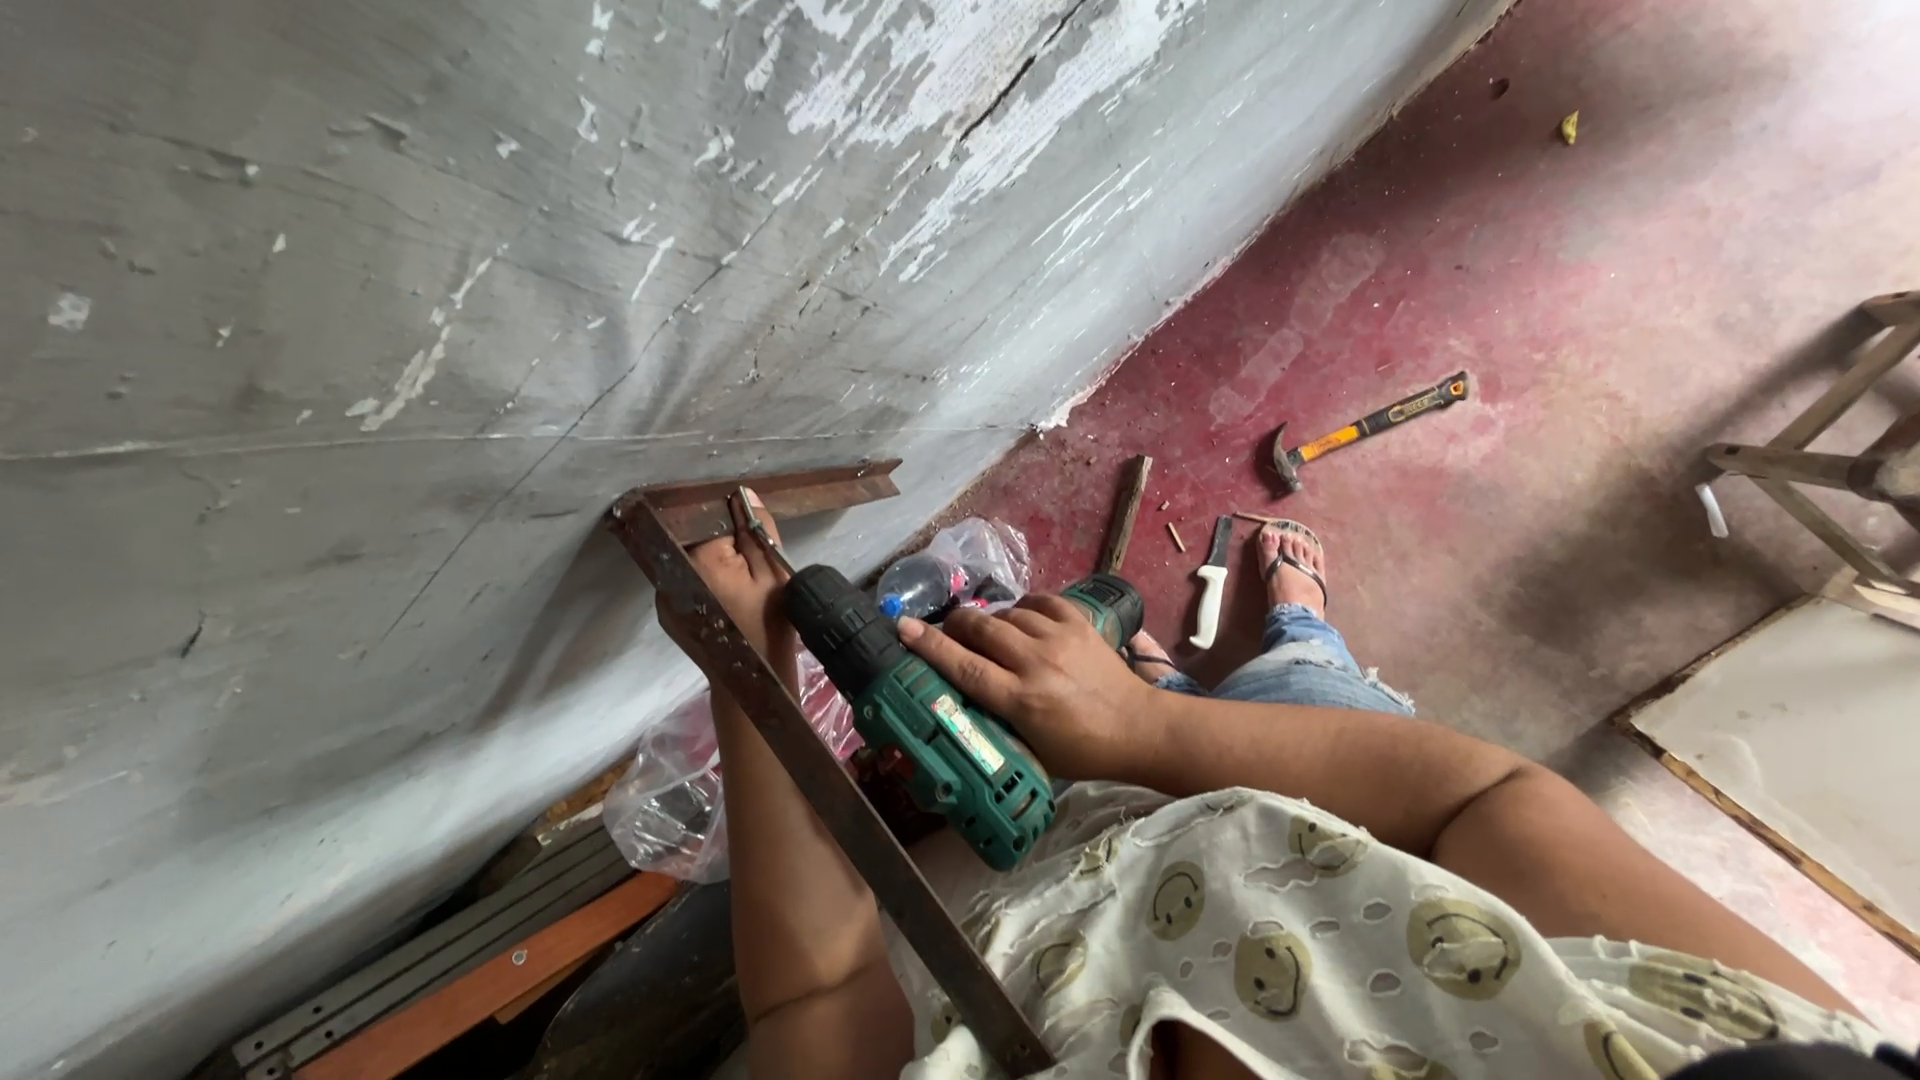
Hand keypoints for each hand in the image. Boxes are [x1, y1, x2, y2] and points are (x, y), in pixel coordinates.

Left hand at [656, 489, 798, 683]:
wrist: (752, 681)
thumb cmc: (770, 626)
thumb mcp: (775, 573)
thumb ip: (759, 531)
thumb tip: (743, 495)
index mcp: (700, 559)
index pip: (712, 521)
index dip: (735, 527)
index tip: (752, 542)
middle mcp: (672, 572)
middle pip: (695, 539)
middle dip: (721, 544)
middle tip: (749, 566)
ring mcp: (664, 595)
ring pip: (689, 561)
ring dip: (709, 563)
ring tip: (738, 583)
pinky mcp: (665, 612)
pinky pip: (683, 582)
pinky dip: (701, 582)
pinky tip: (723, 599)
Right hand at [897, 594, 1161, 781]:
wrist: (1140, 729)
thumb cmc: (1083, 751)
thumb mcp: (1032, 752)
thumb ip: (997, 725)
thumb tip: (962, 705)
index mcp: (1021, 701)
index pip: (964, 666)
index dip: (929, 645)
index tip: (903, 627)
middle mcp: (1035, 663)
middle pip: (981, 629)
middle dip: (957, 624)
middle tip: (950, 631)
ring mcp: (1059, 639)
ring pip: (1008, 614)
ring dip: (993, 621)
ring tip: (993, 635)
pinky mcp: (1080, 624)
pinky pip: (1040, 600)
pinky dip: (1025, 606)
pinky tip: (1022, 616)